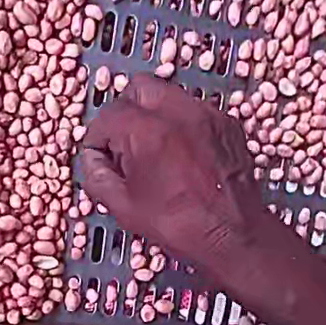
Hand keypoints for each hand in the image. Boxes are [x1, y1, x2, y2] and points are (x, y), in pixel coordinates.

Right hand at [78, 76, 282, 273]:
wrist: (233, 236)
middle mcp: (179, 113)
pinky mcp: (226, 124)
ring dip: (153, 114)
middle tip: (122, 142)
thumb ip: (98, 176)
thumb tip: (92, 161)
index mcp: (147, 133)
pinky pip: (194, 110)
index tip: (99, 155)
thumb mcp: (124, 207)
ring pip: (168, 95)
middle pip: (138, 88)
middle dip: (124, 112)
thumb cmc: (180, 226)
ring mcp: (206, 115)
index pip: (108, 116)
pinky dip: (180, 124)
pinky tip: (178, 153)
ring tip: (151, 149)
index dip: (97, 138)